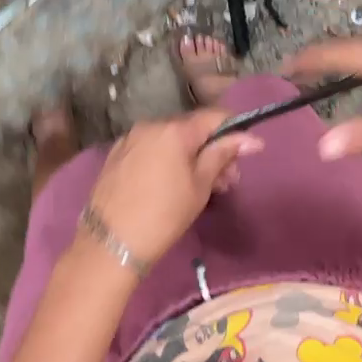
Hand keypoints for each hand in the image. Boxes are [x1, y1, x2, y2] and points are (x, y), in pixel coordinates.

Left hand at [85, 109, 260, 264]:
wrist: (111, 244)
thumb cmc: (164, 215)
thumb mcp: (200, 186)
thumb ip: (222, 155)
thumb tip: (251, 138)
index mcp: (174, 130)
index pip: (213, 117)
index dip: (235, 131)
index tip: (249, 152)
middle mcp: (150, 125)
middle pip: (191, 129)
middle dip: (213, 149)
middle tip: (228, 180)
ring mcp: (130, 139)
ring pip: (170, 140)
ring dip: (190, 156)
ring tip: (202, 186)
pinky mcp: (116, 155)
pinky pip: (150, 149)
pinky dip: (167, 160)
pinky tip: (171, 184)